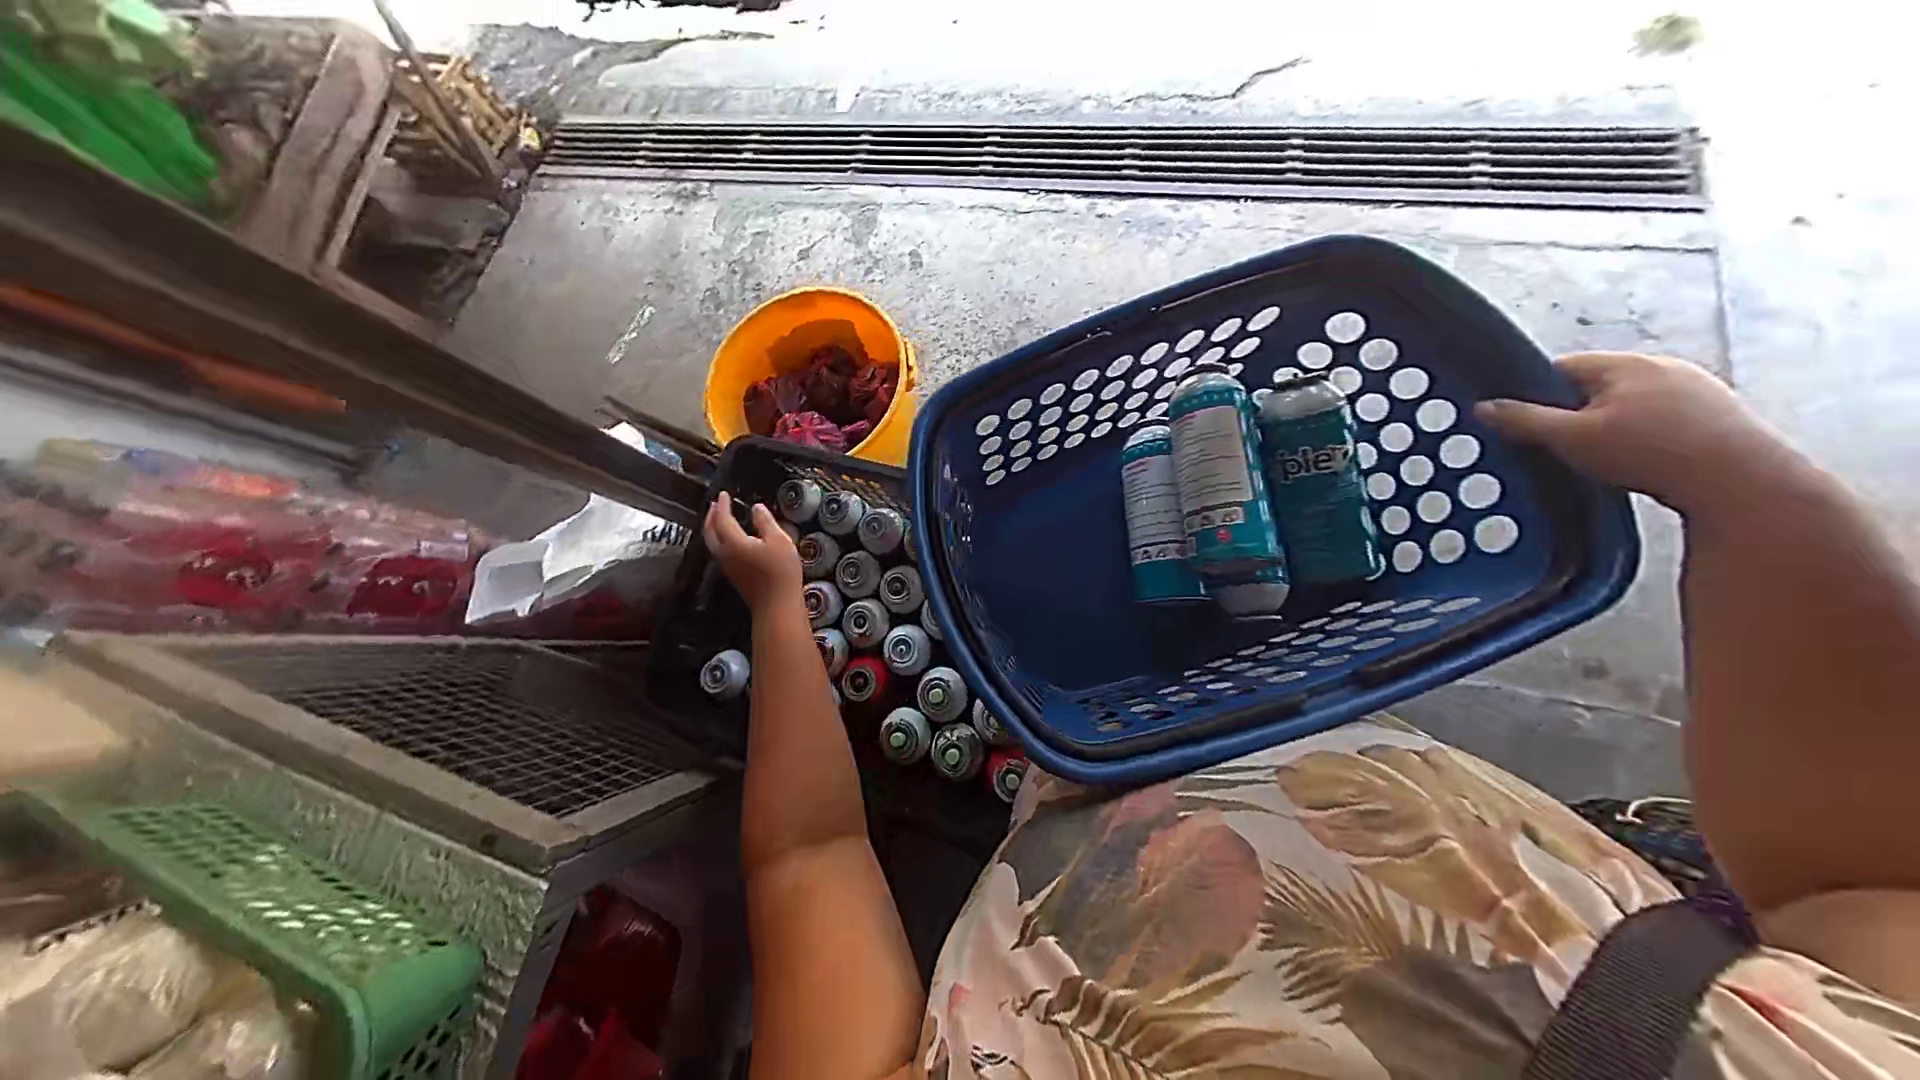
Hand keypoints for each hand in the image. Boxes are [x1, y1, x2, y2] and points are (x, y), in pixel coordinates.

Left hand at [704, 491, 803, 613]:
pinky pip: (720, 552)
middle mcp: (725, 555)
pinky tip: (731, 540)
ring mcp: (728, 567)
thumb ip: (766, 522)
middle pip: (710, 532)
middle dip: (711, 516)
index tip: (724, 495)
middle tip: (716, 505)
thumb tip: (757, 508)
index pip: (722, 519)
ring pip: (712, 543)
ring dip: (713, 528)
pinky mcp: (734, 576)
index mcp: (734, 543)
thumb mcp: (780, 541)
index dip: (723, 505)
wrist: (776, 606)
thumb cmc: (780, 574)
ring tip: (720, 519)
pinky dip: (720, 540)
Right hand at [1475, 352, 1795, 513]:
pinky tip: (1633, 464)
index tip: (1518, 422)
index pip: (1559, 367)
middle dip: (1569, 413)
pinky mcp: (1714, 416)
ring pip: (1624, 404)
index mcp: (1626, 363)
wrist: (1742, 483)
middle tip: (1554, 446)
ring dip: (1604, 427)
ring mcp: (1695, 390)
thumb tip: (1482, 407)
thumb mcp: (1571, 438)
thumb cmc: (1650, 453)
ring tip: (1594, 460)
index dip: (1531, 393)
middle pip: (1592, 386)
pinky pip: (1655, 420)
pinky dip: (1636, 438)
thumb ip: (1522, 420)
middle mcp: (1663, 367)